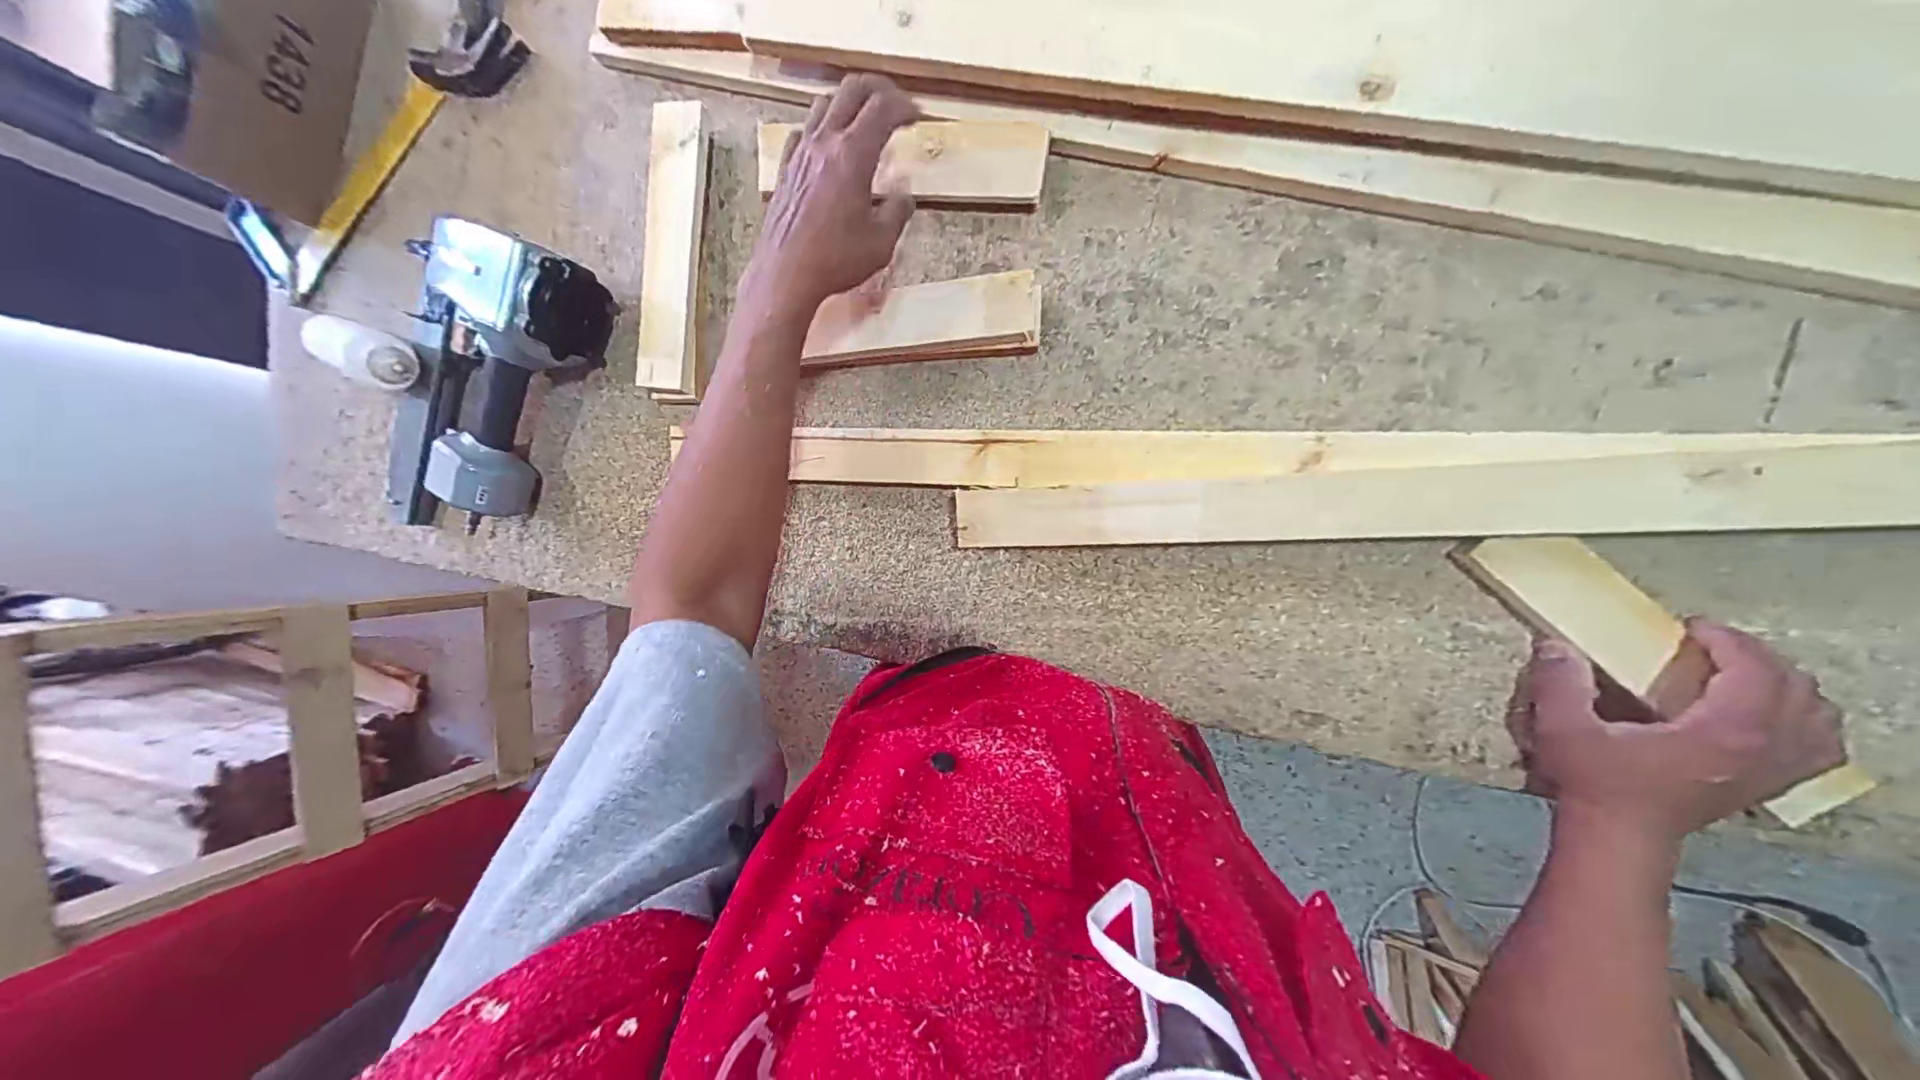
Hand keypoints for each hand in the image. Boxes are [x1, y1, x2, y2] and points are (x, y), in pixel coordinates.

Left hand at [738, 74, 918, 319]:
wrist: (786, 274)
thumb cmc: (834, 261)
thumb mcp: (882, 242)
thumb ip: (898, 212)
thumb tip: (904, 198)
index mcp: (852, 155)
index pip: (883, 109)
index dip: (905, 106)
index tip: (917, 117)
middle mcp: (824, 144)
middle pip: (853, 90)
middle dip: (880, 90)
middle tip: (895, 104)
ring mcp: (801, 153)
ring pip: (825, 103)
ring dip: (849, 104)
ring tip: (865, 121)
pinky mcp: (786, 169)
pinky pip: (804, 131)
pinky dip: (822, 128)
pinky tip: (830, 146)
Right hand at [1506, 619, 1845, 842]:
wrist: (1618, 833)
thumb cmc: (1594, 780)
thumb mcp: (1563, 727)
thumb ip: (1560, 683)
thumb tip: (1556, 645)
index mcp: (1723, 732)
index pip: (1756, 673)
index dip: (1729, 641)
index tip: (1689, 628)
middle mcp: (1762, 750)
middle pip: (1795, 689)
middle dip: (1756, 657)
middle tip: (1710, 645)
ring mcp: (1770, 770)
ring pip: (1816, 717)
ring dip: (1786, 686)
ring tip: (1742, 672)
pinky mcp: (1765, 782)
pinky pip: (1817, 746)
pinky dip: (1805, 721)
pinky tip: (1773, 713)